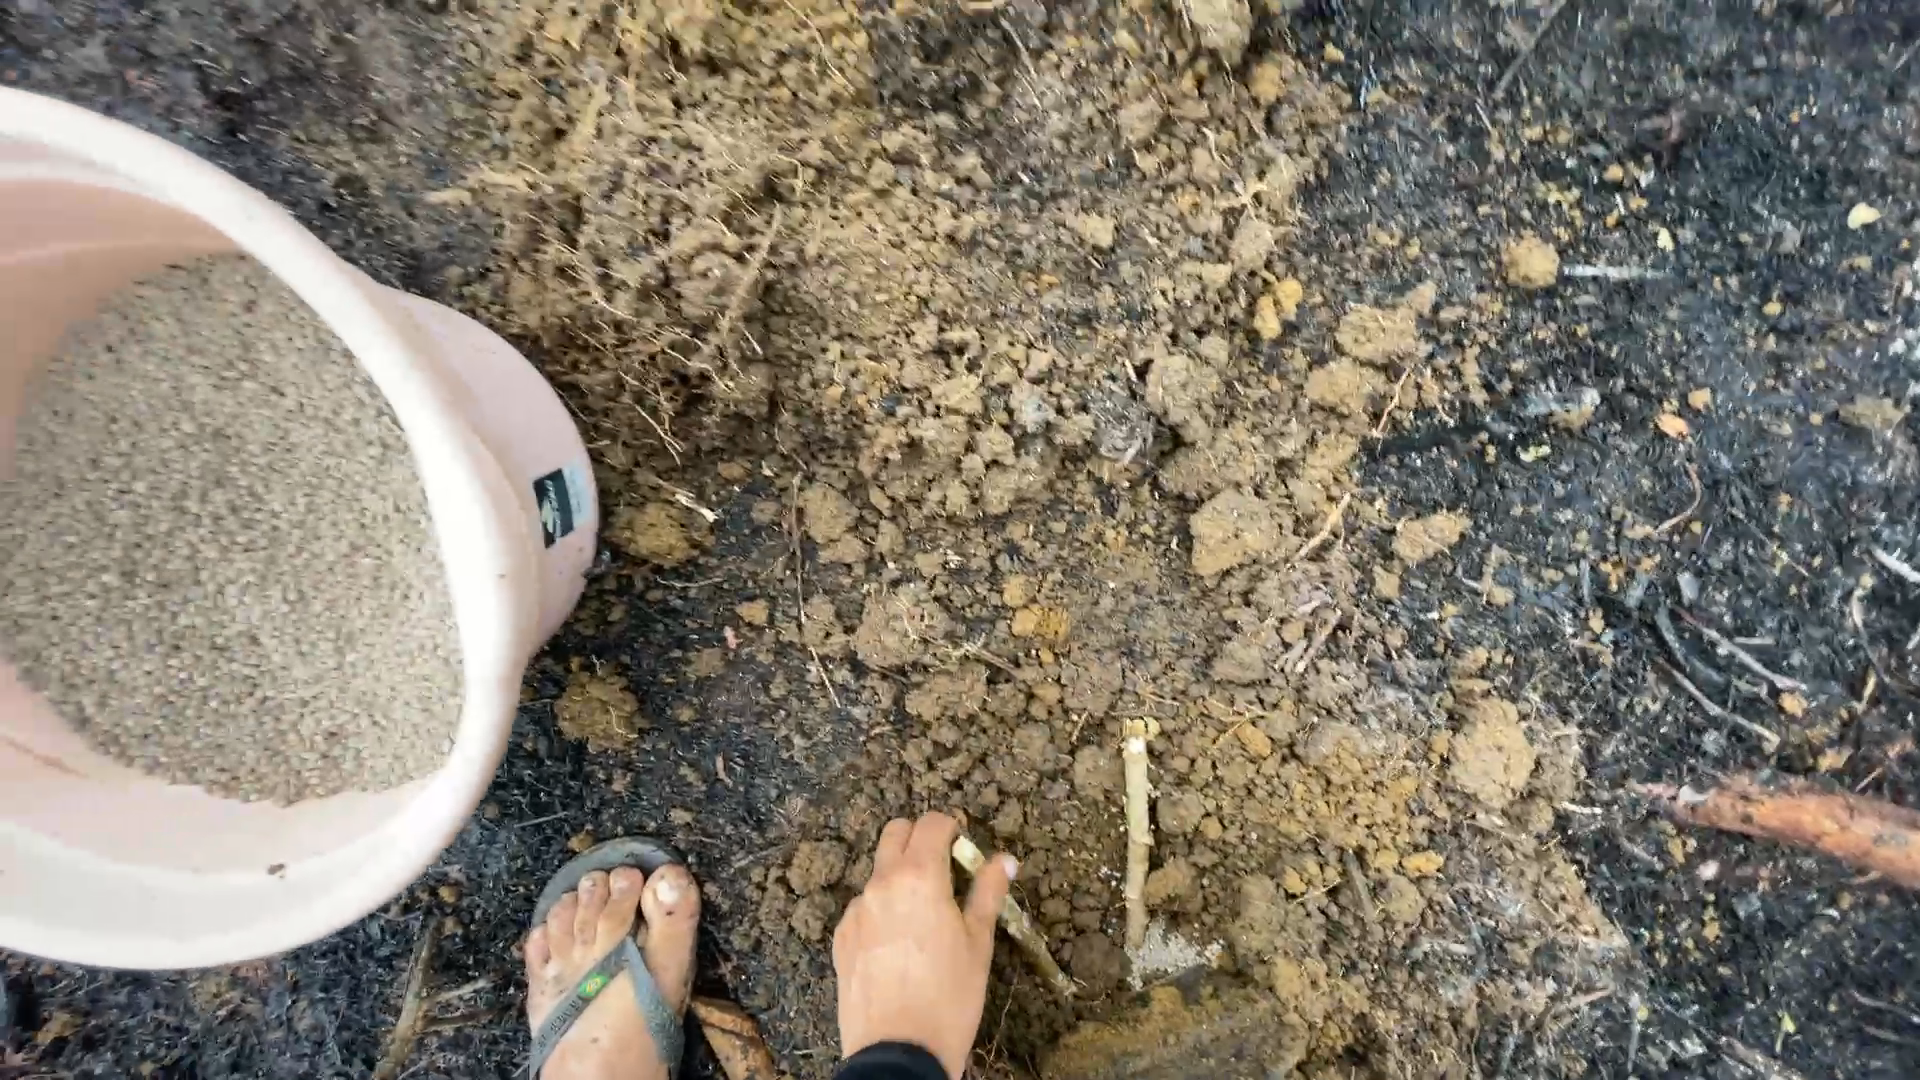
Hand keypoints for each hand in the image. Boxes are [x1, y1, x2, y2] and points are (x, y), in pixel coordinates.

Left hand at [832, 812, 1016, 1079]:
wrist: (897, 1056)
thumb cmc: (949, 997)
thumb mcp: (979, 943)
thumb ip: (988, 891)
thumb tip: (1005, 858)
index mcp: (919, 875)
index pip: (931, 822)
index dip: (950, 826)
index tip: (962, 844)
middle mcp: (882, 882)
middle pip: (896, 831)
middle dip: (919, 837)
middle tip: (942, 866)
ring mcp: (857, 909)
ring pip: (878, 869)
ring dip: (899, 874)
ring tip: (922, 914)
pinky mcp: (841, 935)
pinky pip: (863, 905)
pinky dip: (881, 908)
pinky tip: (897, 944)